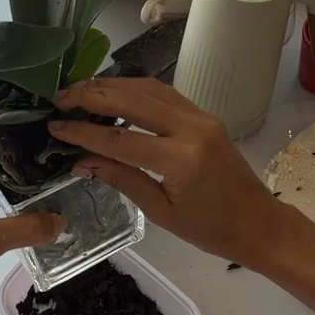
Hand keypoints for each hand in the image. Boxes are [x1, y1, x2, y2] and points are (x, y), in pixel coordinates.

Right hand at [49, 79, 293, 269]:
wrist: (259, 222)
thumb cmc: (211, 228)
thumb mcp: (161, 212)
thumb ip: (121, 179)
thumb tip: (81, 161)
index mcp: (181, 160)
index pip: (120, 139)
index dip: (84, 132)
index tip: (56, 127)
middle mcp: (191, 129)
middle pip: (132, 100)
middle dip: (92, 96)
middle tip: (60, 98)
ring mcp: (201, 117)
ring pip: (148, 89)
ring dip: (111, 85)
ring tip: (79, 90)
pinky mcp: (204, 115)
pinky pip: (164, 94)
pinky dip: (134, 89)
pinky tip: (113, 92)